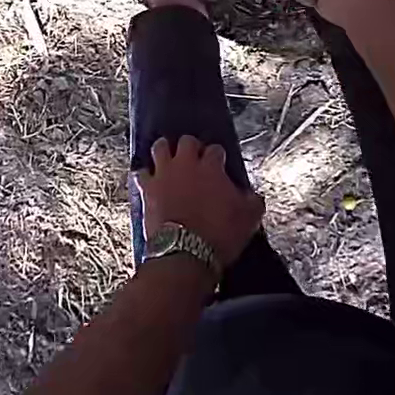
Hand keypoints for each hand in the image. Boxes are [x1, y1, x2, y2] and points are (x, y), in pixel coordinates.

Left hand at [137, 136, 264, 269]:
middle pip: (186, 141)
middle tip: (194, 157)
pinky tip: (149, 179)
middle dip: (191, 146)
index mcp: (211, 167)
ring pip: (160, 147)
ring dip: (165, 150)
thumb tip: (253, 196)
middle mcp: (186, 164)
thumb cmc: (219, 235)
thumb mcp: (248, 219)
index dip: (217, 156)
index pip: (215, 150)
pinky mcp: (147, 188)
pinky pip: (141, 172)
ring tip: (169, 158)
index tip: (219, 164)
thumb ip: (252, 201)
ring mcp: (164, 174)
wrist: (185, 252)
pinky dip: (145, 175)